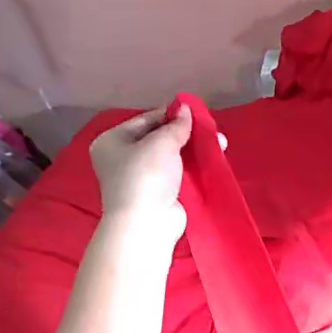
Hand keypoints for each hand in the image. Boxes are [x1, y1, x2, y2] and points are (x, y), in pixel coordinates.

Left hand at [88, 103, 226, 237]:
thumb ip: (177, 125)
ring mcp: (141, 179)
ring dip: (193, 151)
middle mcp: (123, 159)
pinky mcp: (158, 195)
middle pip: (158, 139)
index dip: (169, 115)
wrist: (147, 223)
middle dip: (185, 134)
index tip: (194, 112)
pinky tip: (211, 161)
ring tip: (219, 143)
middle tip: (209, 128)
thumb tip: (186, 109)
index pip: (144, 120)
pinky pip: (177, 175)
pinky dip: (192, 169)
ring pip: (171, 158)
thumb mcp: (162, 142)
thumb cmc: (146, 175)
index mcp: (112, 142)